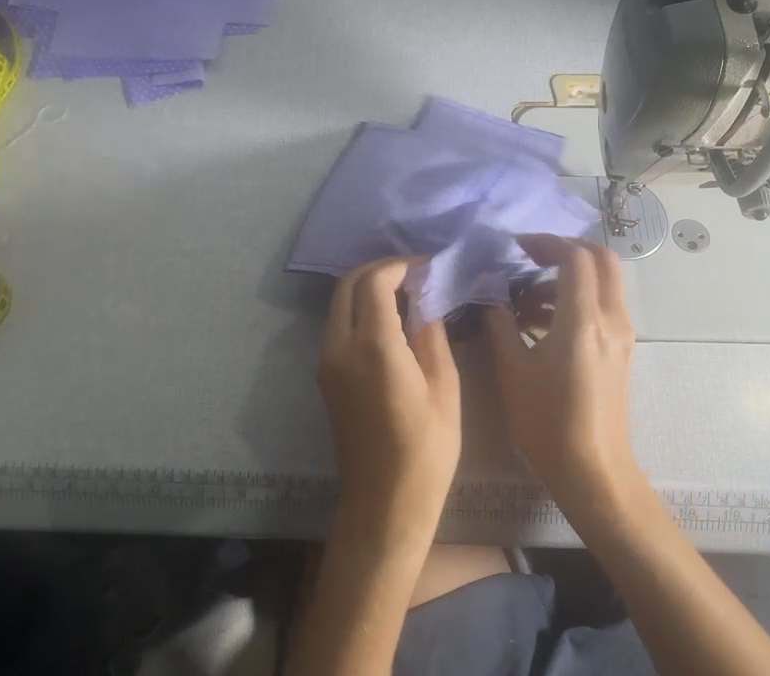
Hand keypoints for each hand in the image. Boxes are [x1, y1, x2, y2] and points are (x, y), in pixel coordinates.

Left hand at [317, 258, 461, 542]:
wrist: (384, 503)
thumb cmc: (426, 450)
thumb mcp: (445, 388)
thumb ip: (431, 334)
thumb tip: (426, 300)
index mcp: (374, 346)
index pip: (376, 281)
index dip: (401, 266)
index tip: (428, 267)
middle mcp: (340, 346)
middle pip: (349, 284)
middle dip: (380, 270)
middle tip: (416, 274)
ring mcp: (326, 362)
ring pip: (339, 303)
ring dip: (368, 288)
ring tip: (408, 295)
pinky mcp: (325, 376)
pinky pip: (339, 326)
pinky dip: (360, 310)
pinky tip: (392, 321)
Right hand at [484, 235, 640, 509]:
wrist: (593, 471)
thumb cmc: (547, 422)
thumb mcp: (512, 371)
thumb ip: (500, 324)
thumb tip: (491, 296)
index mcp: (583, 320)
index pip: (574, 257)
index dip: (545, 243)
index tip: (515, 247)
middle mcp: (611, 319)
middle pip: (602, 258)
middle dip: (565, 249)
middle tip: (530, 258)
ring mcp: (622, 334)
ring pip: (605, 281)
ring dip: (569, 276)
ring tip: (526, 298)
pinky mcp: (621, 349)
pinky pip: (604, 304)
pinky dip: (578, 297)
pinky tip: (541, 322)